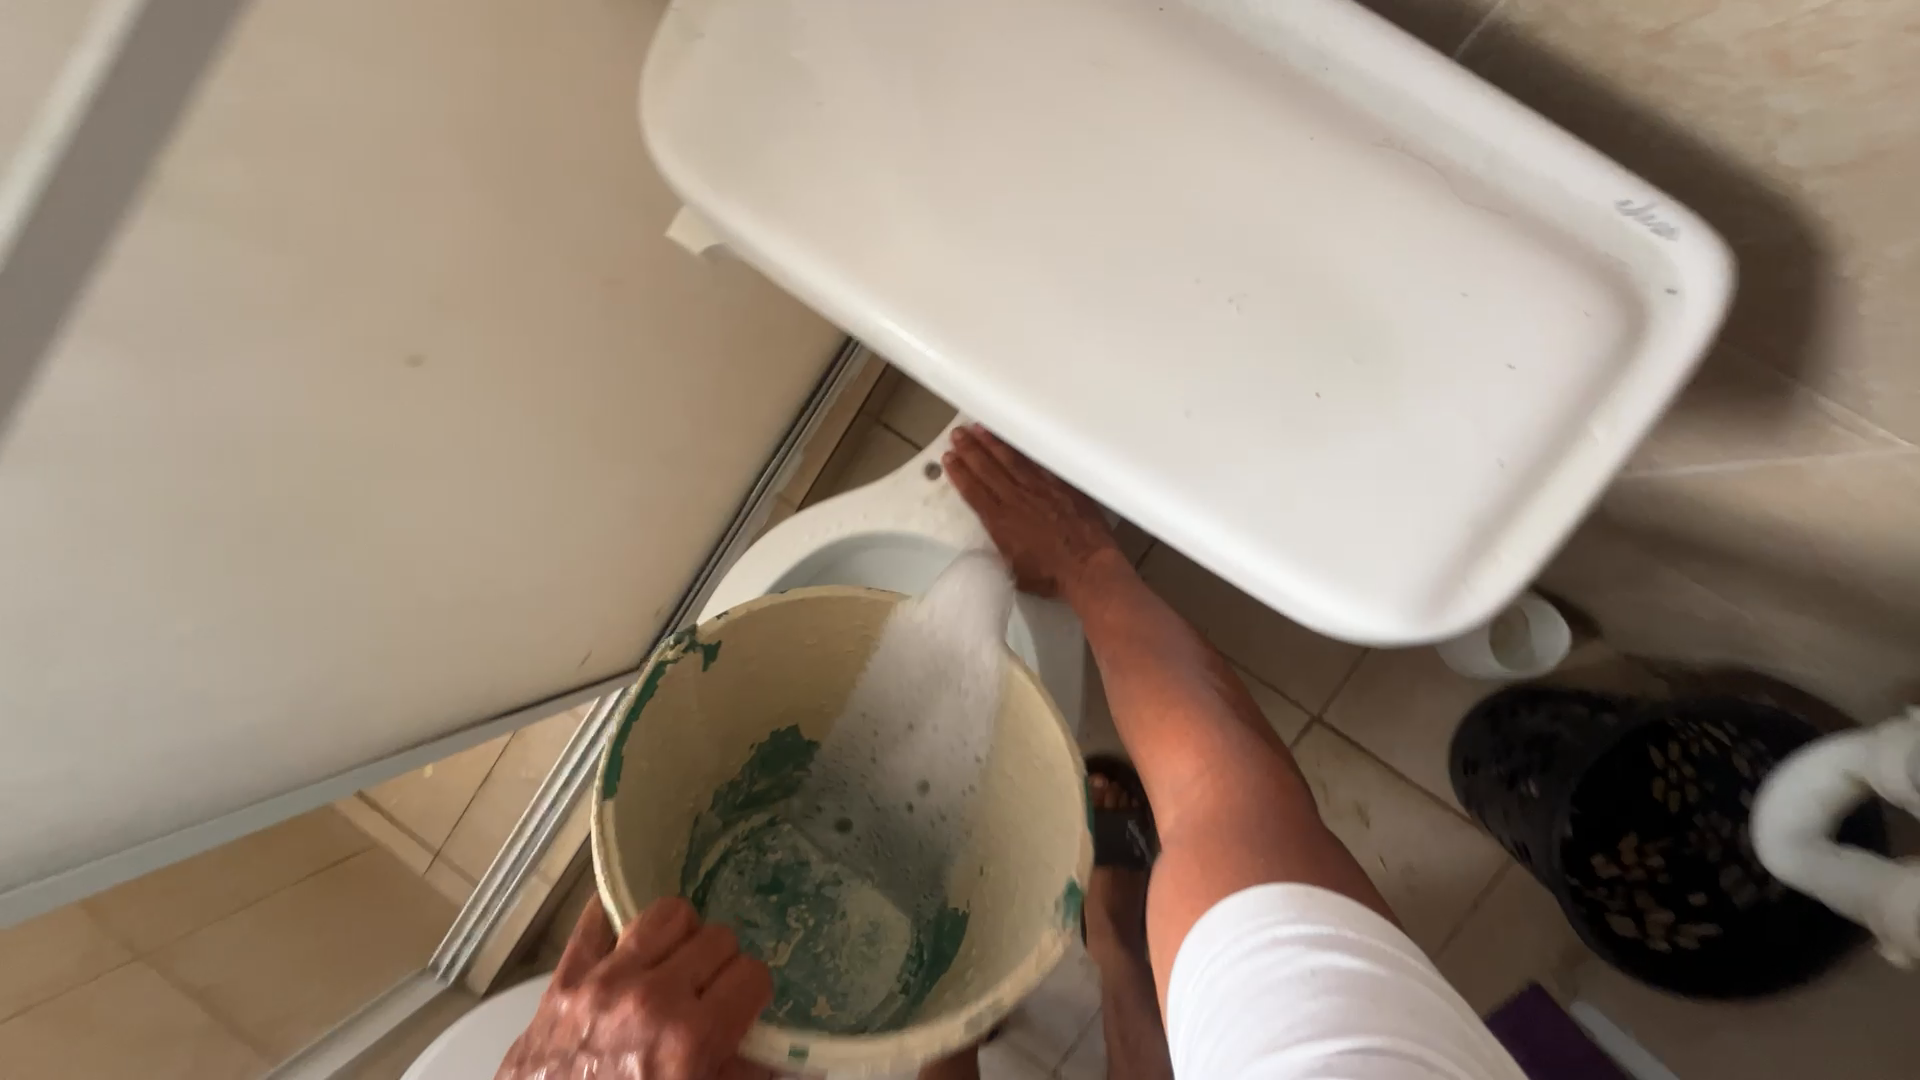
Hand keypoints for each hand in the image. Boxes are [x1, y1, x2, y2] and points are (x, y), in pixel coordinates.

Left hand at [495, 897, 772, 1079]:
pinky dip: (612, 924)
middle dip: (719, 964)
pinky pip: (594, 920)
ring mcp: (602, 984)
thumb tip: (797, 1062)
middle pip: (718, 936)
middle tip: (706, 992)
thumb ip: (746, 1077)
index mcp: (689, 1040)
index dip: (751, 994)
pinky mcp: (562, 982)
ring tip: (670, 965)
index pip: (753, 975)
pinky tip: (625, 943)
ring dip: (677, 937)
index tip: (741, 1009)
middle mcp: (650, 1000)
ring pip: (668, 912)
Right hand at [941, 425, 1122, 598]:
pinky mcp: (1061, 486)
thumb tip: (998, 540)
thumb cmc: (1051, 576)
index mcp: (1000, 522)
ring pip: (1011, 461)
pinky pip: (1040, 463)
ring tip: (979, 429)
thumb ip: (1002, 548)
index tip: (949, 458)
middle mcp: (1016, 500)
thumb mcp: (1014, 569)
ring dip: (993, 443)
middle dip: (970, 450)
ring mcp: (1040, 490)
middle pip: (988, 469)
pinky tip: (1016, 440)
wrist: (1088, 567)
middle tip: (958, 434)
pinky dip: (1026, 450)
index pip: (973, 491)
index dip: (959, 473)